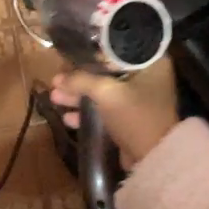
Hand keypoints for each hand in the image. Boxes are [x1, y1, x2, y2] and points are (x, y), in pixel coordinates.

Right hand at [48, 57, 179, 166]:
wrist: (153, 159)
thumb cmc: (134, 116)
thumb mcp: (105, 93)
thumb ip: (81, 80)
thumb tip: (58, 78)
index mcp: (151, 63)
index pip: (118, 49)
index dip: (92, 53)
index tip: (69, 56)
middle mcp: (149, 76)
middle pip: (108, 71)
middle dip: (81, 78)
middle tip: (57, 80)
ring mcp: (141, 98)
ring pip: (105, 91)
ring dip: (81, 95)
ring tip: (55, 97)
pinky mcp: (133, 118)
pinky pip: (108, 108)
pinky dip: (90, 111)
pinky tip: (69, 117)